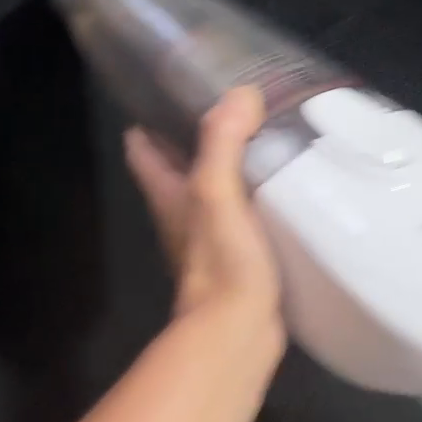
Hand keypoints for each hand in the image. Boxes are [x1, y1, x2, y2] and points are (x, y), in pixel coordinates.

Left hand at [124, 86, 284, 355]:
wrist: (237, 333)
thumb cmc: (218, 258)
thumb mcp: (215, 190)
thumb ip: (222, 141)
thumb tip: (240, 92)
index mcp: (163, 189)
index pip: (140, 145)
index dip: (147, 117)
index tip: (170, 88)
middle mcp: (177, 208)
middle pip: (175, 163)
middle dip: (192, 134)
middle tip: (230, 104)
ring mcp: (204, 233)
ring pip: (208, 186)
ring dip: (227, 162)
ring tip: (261, 133)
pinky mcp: (235, 254)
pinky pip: (239, 211)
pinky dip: (252, 193)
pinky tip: (280, 182)